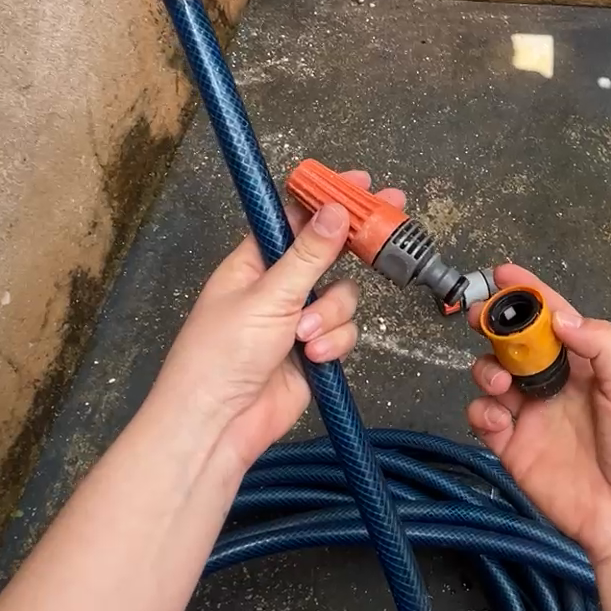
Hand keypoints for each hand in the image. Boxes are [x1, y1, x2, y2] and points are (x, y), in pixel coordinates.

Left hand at [148, 171, 403, 463]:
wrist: (220, 426)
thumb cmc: (219, 357)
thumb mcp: (266, 296)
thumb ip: (308, 254)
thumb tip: (334, 211)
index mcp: (255, 262)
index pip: (297, 219)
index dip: (329, 201)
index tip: (361, 184)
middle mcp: (279, 285)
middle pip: (329, 253)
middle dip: (356, 244)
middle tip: (391, 222)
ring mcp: (299, 317)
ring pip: (343, 295)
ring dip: (329, 315)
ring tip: (304, 336)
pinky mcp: (316, 348)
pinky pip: (344, 330)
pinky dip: (333, 343)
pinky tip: (312, 358)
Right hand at [465, 265, 610, 564]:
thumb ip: (600, 344)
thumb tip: (560, 317)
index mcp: (583, 362)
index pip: (551, 317)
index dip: (528, 293)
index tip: (504, 273)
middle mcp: (553, 382)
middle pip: (513, 342)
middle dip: (494, 324)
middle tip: (482, 318)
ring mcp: (530, 413)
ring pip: (492, 374)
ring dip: (487, 367)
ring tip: (501, 380)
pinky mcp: (513, 446)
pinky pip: (484, 417)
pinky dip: (480, 409)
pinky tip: (496, 416)